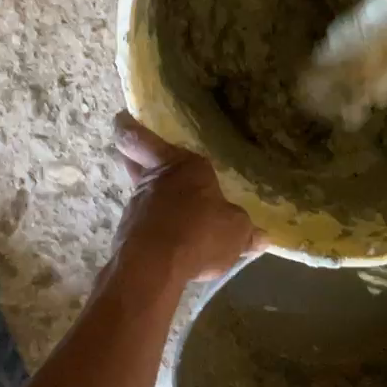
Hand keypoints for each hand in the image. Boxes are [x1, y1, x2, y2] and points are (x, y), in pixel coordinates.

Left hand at [110, 112, 261, 283]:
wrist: (153, 269)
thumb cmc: (199, 233)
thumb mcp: (236, 232)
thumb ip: (246, 230)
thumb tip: (263, 236)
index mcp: (180, 164)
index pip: (140, 137)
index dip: (130, 126)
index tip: (123, 117)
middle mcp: (154, 179)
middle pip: (133, 160)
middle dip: (135, 156)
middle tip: (143, 155)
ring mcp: (137, 207)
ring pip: (141, 193)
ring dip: (154, 200)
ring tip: (178, 215)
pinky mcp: (129, 235)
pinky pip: (145, 225)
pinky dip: (157, 230)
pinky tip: (174, 244)